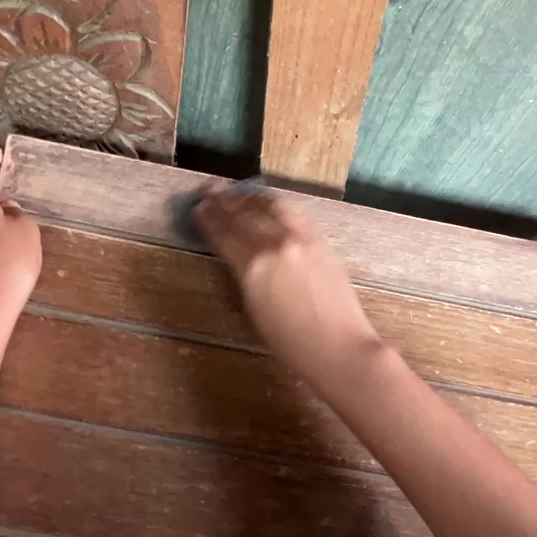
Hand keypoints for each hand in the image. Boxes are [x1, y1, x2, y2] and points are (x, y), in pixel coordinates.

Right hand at [193, 185, 385, 389]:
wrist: (337, 346)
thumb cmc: (289, 342)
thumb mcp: (252, 309)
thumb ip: (242, 275)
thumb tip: (233, 254)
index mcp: (251, 266)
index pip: (223, 234)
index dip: (208, 218)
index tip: (198, 208)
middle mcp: (274, 244)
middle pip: (243, 214)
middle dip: (224, 201)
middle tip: (211, 191)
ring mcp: (300, 238)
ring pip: (270, 205)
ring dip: (250, 197)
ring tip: (238, 192)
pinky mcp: (320, 239)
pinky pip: (294, 212)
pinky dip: (277, 203)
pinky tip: (270, 202)